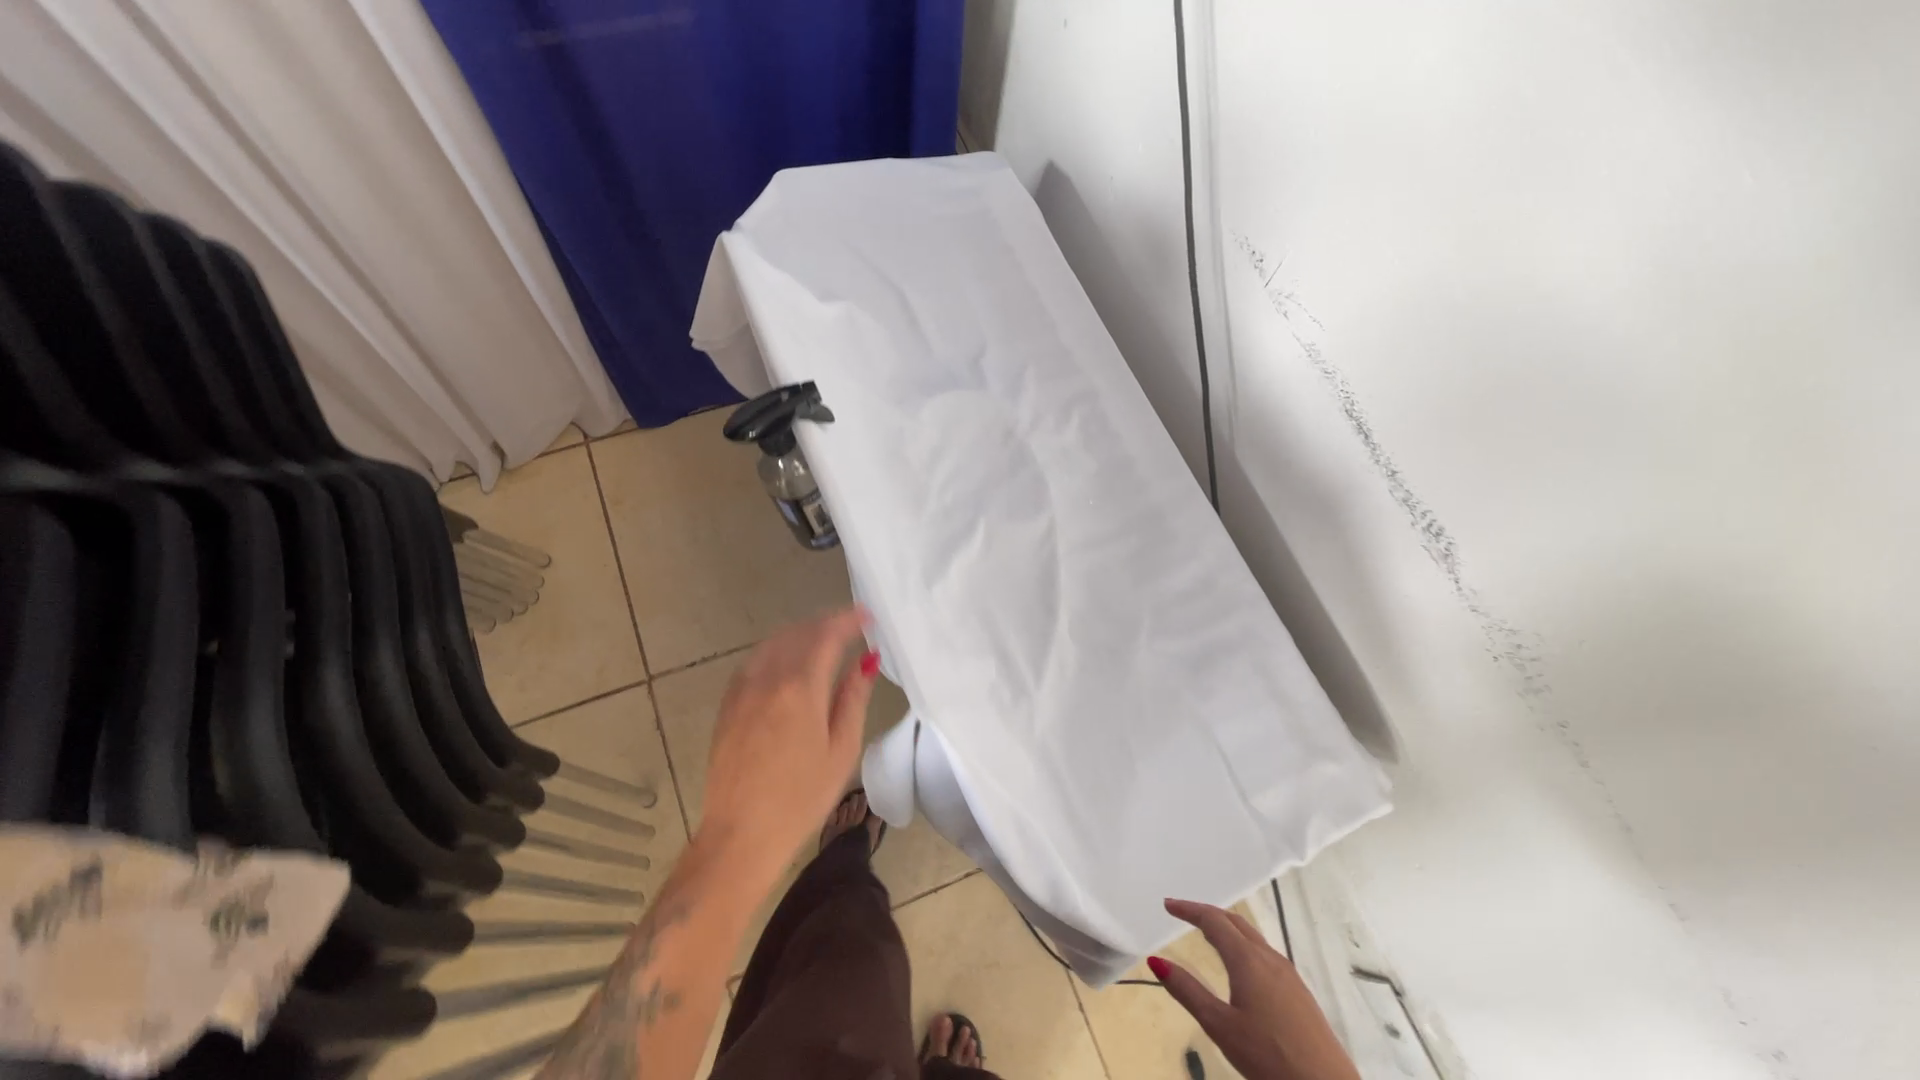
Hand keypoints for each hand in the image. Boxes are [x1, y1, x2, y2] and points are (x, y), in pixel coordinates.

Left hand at [697, 606, 876, 880]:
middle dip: (825, 624)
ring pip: (773, 644)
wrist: (741, 833)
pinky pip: (755, 661)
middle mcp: (766, 678)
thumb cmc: (801, 798)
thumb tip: (865, 661)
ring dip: (800, 634)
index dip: (848, 620)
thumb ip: (852, 698)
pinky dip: (778, 651)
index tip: (866, 615)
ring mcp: (741, 690)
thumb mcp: (841, 750)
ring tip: (824, 642)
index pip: (826, 636)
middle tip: (850, 628)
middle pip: (797, 633)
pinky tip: (790, 665)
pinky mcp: (727, 705)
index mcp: (799, 688)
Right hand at [1150, 898, 1360, 1079]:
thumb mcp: (1219, 1025)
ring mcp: (1288, 974)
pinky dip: (1243, 944)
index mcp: (1248, 960)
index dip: (1189, 910)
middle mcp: (1269, 958)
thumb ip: (1187, 991)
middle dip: (1208, 913)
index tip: (1168, 905)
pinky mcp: (1299, 991)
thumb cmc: (1267, 1055)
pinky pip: (1265, 953)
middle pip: (1236, 923)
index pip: (1214, 921)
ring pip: (1253, 937)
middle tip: (1183, 913)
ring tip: (1207, 933)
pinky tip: (1240, 964)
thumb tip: (1156, 961)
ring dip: (1228, 928)